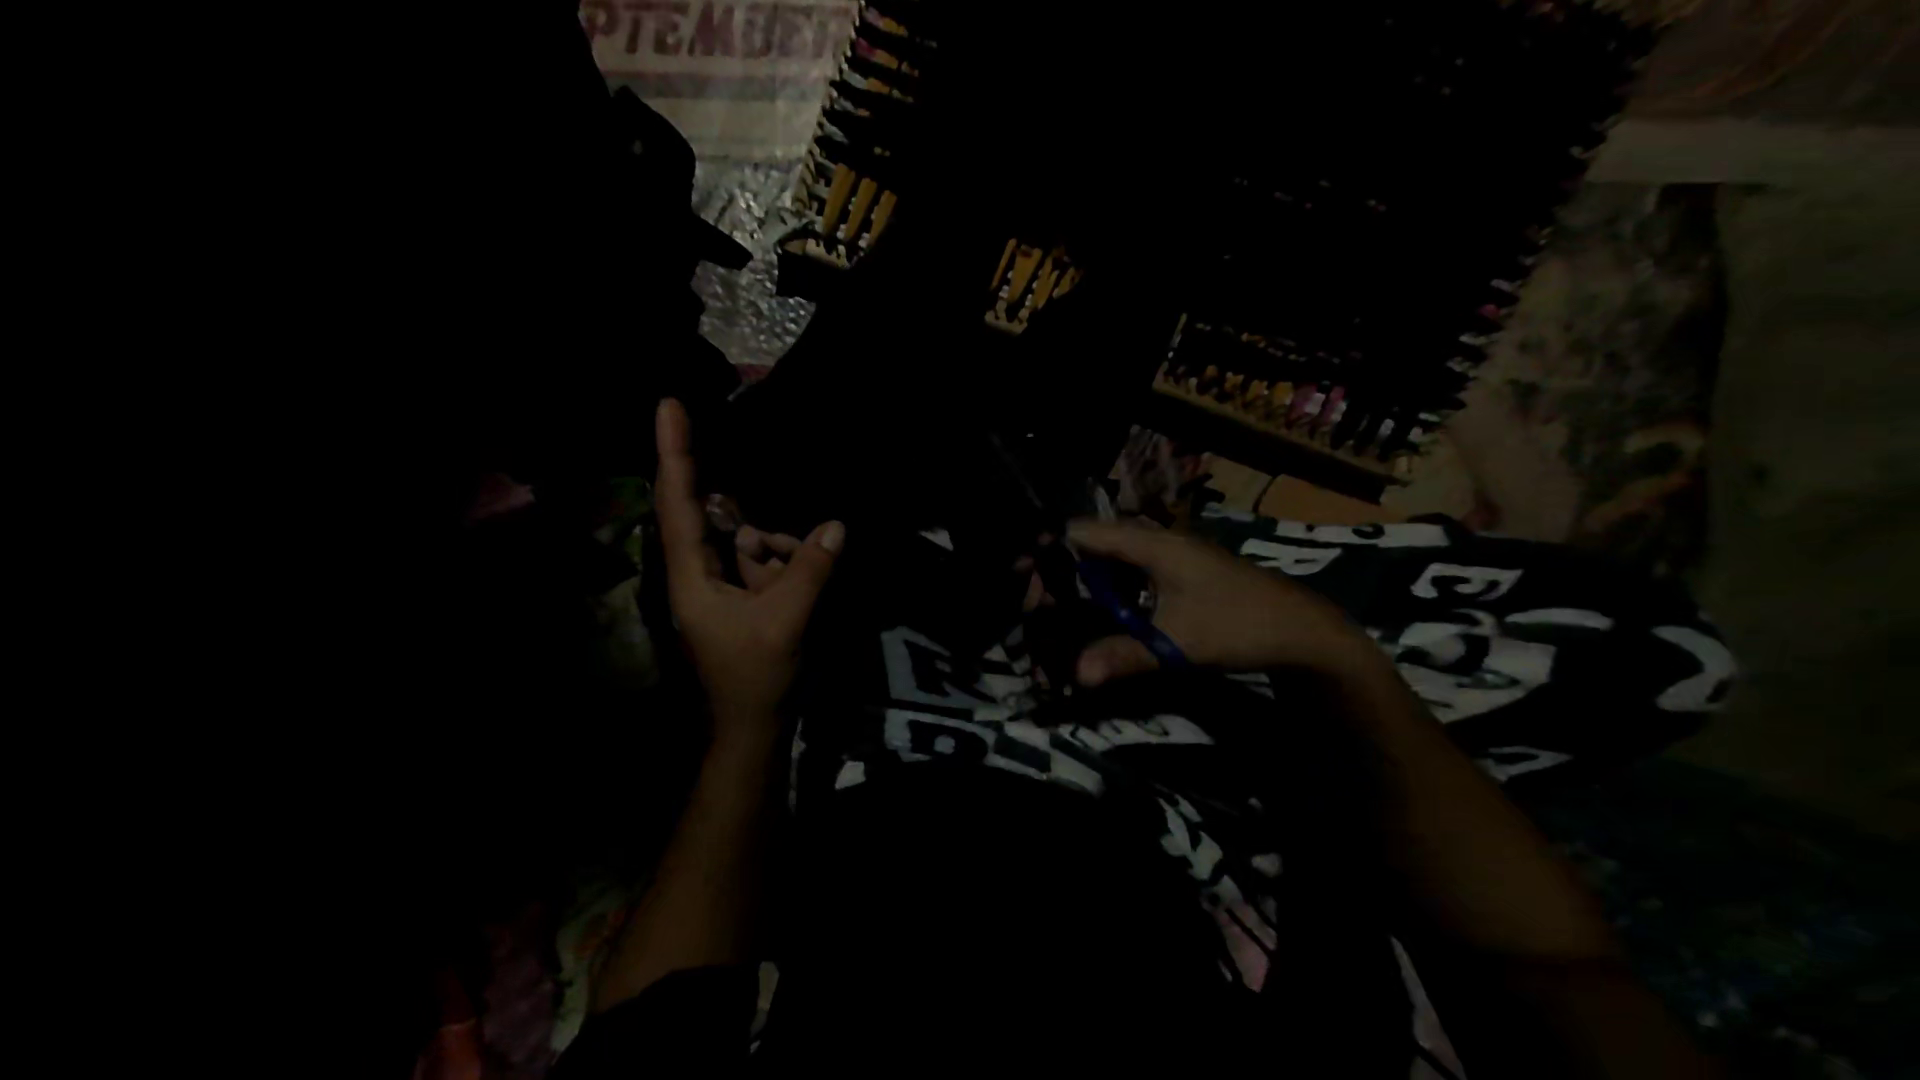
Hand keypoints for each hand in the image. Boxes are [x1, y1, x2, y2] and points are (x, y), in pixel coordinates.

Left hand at [654, 398, 843, 729]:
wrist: (756, 724)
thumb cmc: (755, 677)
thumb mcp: (785, 623)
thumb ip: (809, 572)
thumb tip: (836, 527)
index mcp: (691, 575)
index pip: (678, 503)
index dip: (675, 452)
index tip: (669, 405)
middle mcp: (701, 570)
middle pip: (715, 514)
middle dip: (742, 499)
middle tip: (758, 483)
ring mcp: (725, 582)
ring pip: (751, 536)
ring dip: (780, 543)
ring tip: (805, 565)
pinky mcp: (748, 593)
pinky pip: (767, 557)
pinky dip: (789, 557)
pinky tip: (811, 565)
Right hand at [1065, 518, 1380, 686]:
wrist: (1305, 632)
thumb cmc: (1239, 626)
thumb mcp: (1178, 643)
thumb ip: (1125, 656)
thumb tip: (1077, 676)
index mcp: (1152, 543)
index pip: (1084, 532)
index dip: (1048, 551)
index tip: (1022, 576)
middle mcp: (1158, 540)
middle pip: (1094, 543)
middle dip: (1062, 571)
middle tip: (1039, 605)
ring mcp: (1173, 555)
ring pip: (1114, 558)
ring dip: (1086, 581)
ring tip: (1062, 610)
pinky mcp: (1183, 573)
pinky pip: (1132, 572)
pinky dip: (1110, 589)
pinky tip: (1106, 615)